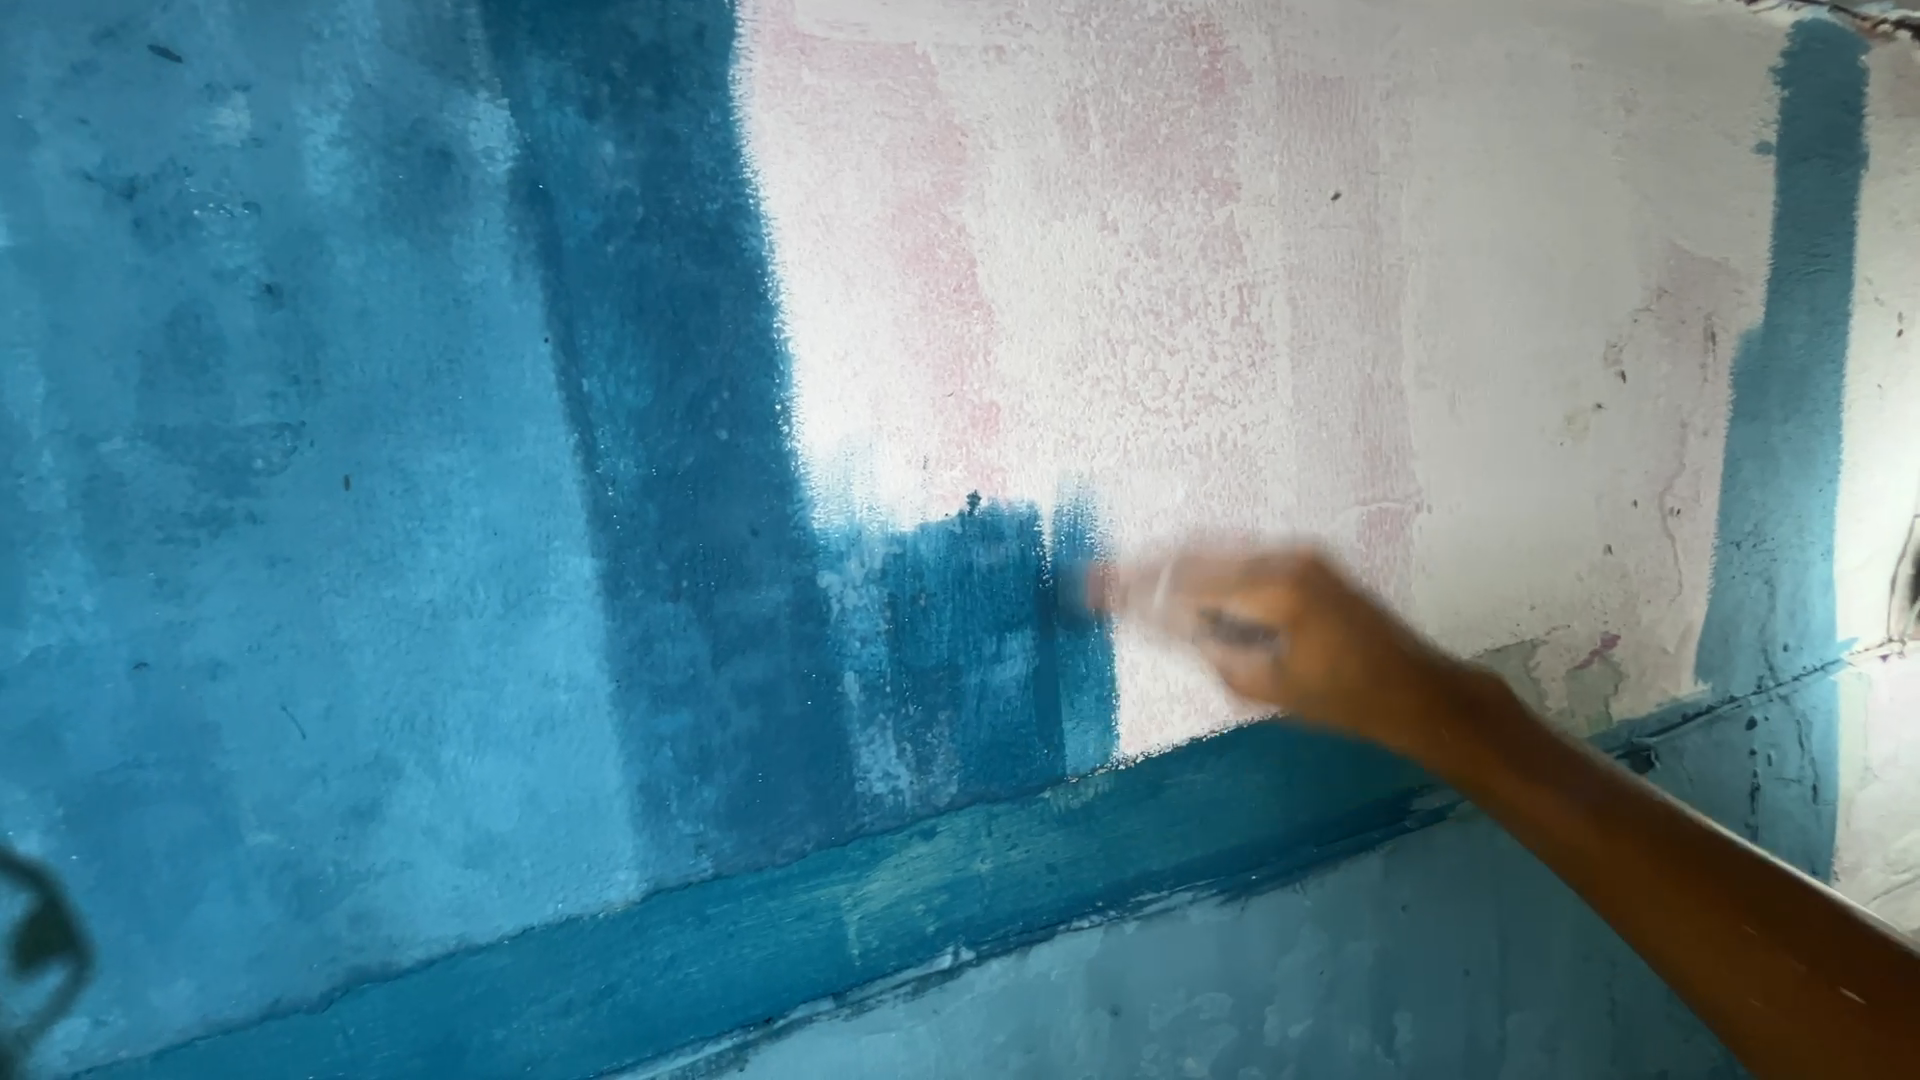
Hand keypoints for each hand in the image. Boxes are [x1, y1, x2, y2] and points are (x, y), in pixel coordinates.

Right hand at [1089, 545, 1471, 754]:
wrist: (1416, 689)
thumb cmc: (1343, 701)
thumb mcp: (1264, 686)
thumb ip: (1208, 648)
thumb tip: (1160, 622)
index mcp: (1275, 589)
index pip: (1187, 580)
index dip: (1137, 585)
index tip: (1096, 589)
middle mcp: (1284, 557)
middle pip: (1195, 554)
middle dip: (1147, 569)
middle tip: (1102, 581)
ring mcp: (1297, 553)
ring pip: (1215, 552)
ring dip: (1175, 570)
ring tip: (1133, 587)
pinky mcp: (1304, 560)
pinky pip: (1238, 558)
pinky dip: (1205, 573)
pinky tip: (1183, 591)